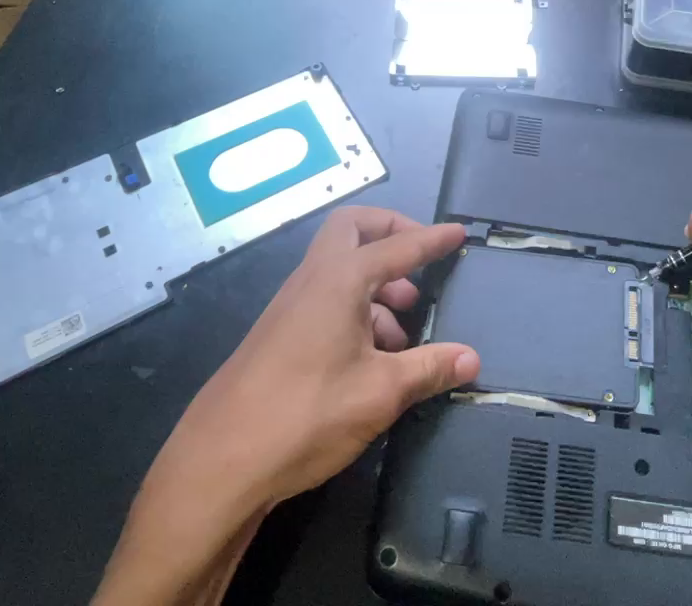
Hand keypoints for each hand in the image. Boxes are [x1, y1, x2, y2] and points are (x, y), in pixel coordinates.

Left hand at [165, 207, 479, 505]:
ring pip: (338, 270)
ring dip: (376, 285)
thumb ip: (429, 369)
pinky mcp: (279, 335)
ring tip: (404, 333)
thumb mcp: (380, 392)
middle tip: (419, 265)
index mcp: (339, 280)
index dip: (431, 239)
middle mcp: (312, 280)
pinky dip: (356, 311)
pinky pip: (325, 300)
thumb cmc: (306, 415)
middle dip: (389, 235)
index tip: (457, 233)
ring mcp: (290, 307)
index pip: (396, 246)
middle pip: (351, 230)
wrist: (220, 462)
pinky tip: (373, 358)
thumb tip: (471, 359)